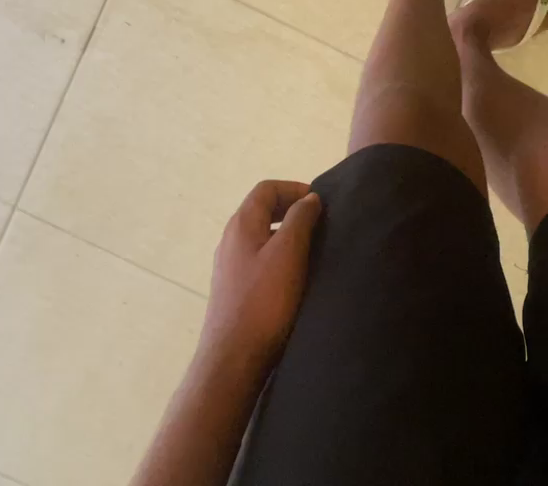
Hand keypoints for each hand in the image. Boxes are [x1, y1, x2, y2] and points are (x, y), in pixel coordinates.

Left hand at [202, 180, 322, 364]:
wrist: (233, 359)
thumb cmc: (264, 301)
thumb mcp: (289, 253)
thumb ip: (300, 219)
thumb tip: (309, 198)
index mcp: (241, 224)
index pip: (266, 189)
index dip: (293, 188)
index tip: (319, 202)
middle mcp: (230, 239)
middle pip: (261, 209)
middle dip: (290, 209)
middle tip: (319, 222)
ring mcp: (229, 265)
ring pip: (260, 235)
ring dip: (285, 233)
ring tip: (311, 247)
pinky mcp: (233, 289)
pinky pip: (257, 257)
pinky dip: (277, 254)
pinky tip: (293, 274)